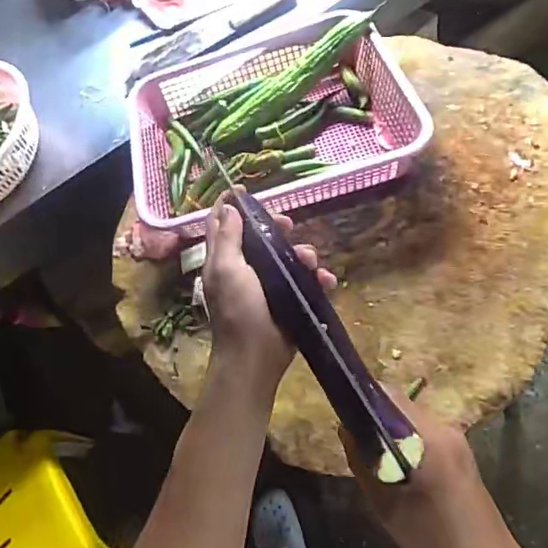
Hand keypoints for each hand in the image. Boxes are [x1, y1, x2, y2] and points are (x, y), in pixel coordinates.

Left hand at [202, 193, 333, 397]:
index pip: (221, 225)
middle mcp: (244, 269)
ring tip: (311, 261)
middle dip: (275, 227)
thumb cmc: (238, 310)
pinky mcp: (289, 301)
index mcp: (224, 260)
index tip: (243, 189)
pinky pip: (307, 283)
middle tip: (287, 224)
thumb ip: (227, 238)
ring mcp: (267, 286)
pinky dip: (319, 279)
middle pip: (259, 237)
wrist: (256, 357)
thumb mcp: (228, 269)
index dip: (229, 206)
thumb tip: (228, 207)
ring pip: (287, 257)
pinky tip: (327, 281)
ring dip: (303, 254)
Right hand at [341, 387, 524, 547]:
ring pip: (410, 418)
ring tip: (370, 455)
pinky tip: (393, 464)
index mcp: (429, 438)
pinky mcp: (459, 451)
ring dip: (388, 429)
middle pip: (398, 404)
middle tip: (354, 440)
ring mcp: (455, 438)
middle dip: (373, 415)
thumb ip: (362, 462)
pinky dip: (404, 439)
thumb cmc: (435, 542)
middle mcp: (444, 428)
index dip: (361, 400)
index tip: (343, 416)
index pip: (387, 395)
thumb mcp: (386, 506)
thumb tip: (346, 430)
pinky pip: (422, 432)